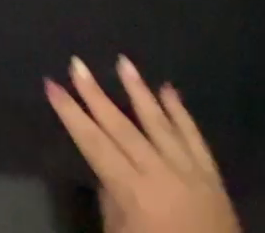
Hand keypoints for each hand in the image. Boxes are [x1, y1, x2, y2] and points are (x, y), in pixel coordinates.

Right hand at [46, 56, 239, 232]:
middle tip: (77, 64)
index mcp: (133, 192)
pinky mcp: (212, 177)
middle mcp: (160, 174)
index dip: (71, 114)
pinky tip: (169, 89)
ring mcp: (189, 172)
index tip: (52, 85)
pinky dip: (181, 113)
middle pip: (122, 127)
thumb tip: (105, 169)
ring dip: (139, 91)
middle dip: (96, 95)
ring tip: (123, 62)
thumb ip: (110, 201)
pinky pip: (194, 138)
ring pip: (159, 123)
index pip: (94, 143)